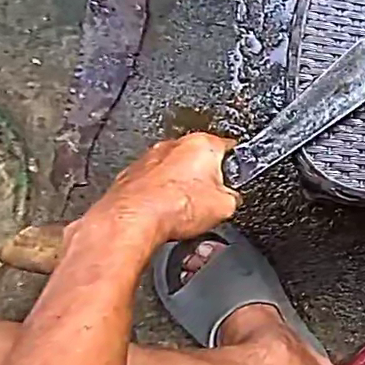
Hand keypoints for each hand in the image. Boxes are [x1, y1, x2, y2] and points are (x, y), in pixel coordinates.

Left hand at [82, 132, 238, 243]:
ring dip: (178, 188)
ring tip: (182, 212)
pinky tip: (162, 214)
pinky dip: (157, 197)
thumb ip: (233, 196)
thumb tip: (230, 199)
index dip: (234, 167)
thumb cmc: (173, 207)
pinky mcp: (129, 175)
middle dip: (204, 179)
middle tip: (208, 202)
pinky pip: (151, 184)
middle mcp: (173, 145)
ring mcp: (148, 158)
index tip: (234, 179)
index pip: (228, 147)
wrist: (133, 221)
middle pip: (198, 159)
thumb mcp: (226, 207)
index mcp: (202, 143)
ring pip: (172, 171)